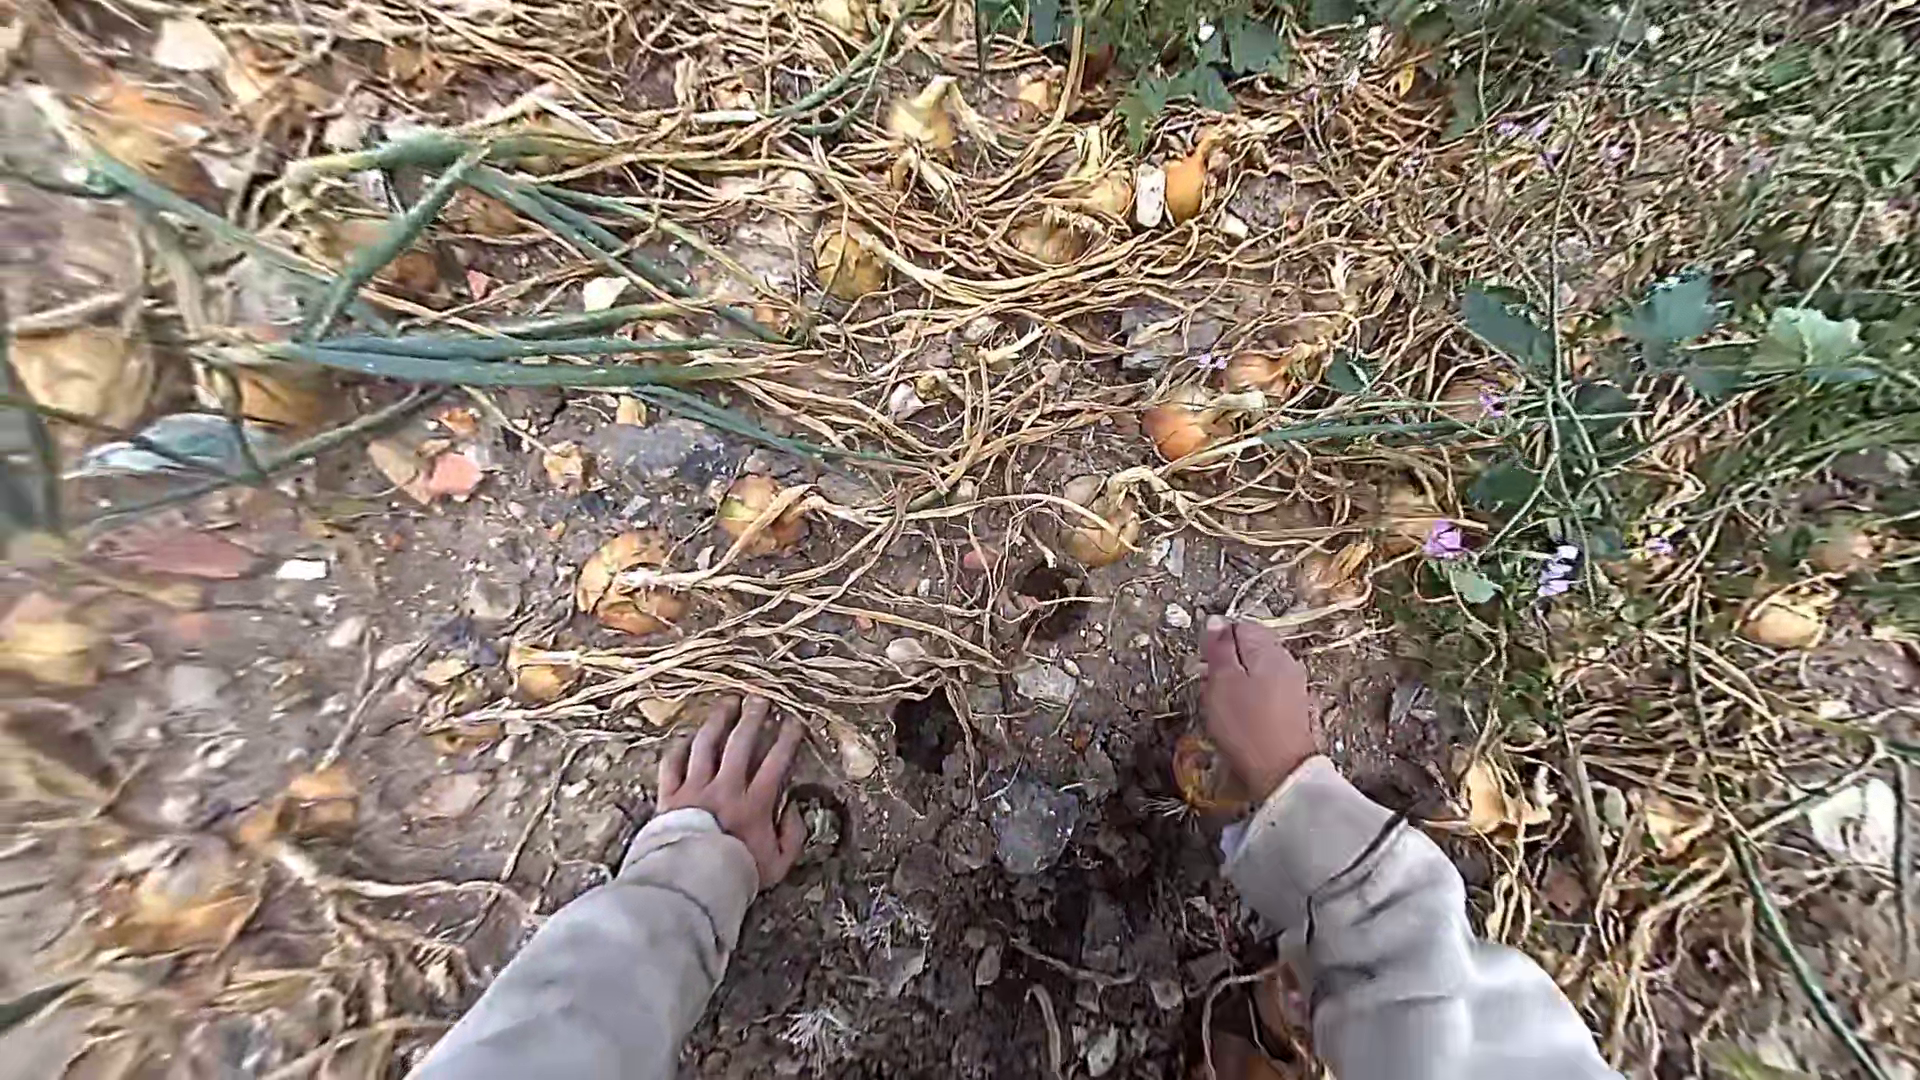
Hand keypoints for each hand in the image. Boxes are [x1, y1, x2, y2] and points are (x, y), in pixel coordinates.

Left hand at [660, 696, 804, 888]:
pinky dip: (679, 748)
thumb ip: (793, 835)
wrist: (687, 891)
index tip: (794, 721)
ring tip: (728, 702)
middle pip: (741, 742)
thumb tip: (794, 808)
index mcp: (754, 802)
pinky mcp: (669, 797)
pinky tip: (687, 736)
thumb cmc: (735, 877)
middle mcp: (726, 788)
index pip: (776, 759)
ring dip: (719, 720)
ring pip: (706, 744)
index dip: (788, 737)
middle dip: (753, 717)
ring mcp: (695, 789)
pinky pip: (672, 764)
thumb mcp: (778, 864)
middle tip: (760, 700)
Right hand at [1200, 616, 1319, 799]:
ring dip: (1234, 680)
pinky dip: (1248, 697)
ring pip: (1255, 670)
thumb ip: (1219, 647)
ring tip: (1218, 702)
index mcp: (1269, 650)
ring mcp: (1293, 687)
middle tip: (1207, 683)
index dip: (1216, 640)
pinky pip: (1264, 690)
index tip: (1203, 662)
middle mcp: (1286, 663)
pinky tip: (1237, 715)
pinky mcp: (1293, 710)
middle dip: (1225, 661)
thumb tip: (1216, 621)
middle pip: (1248, 648)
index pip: (1239, 626)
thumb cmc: (1245, 724)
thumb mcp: (1222, 679)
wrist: (1281, 774)